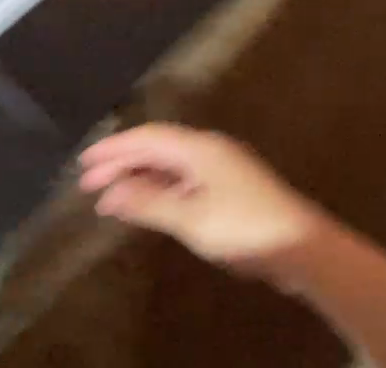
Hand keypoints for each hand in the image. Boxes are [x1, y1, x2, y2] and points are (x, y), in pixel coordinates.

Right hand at [77, 124, 328, 269]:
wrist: (302, 247)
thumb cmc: (244, 228)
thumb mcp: (191, 218)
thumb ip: (148, 202)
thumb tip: (111, 191)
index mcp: (197, 147)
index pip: (146, 138)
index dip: (113, 148)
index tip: (84, 162)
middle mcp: (207, 149)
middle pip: (155, 148)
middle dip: (121, 163)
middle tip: (88, 183)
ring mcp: (219, 168)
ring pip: (168, 165)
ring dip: (138, 178)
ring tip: (110, 198)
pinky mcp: (228, 189)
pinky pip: (182, 180)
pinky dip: (158, 189)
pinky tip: (147, 206)